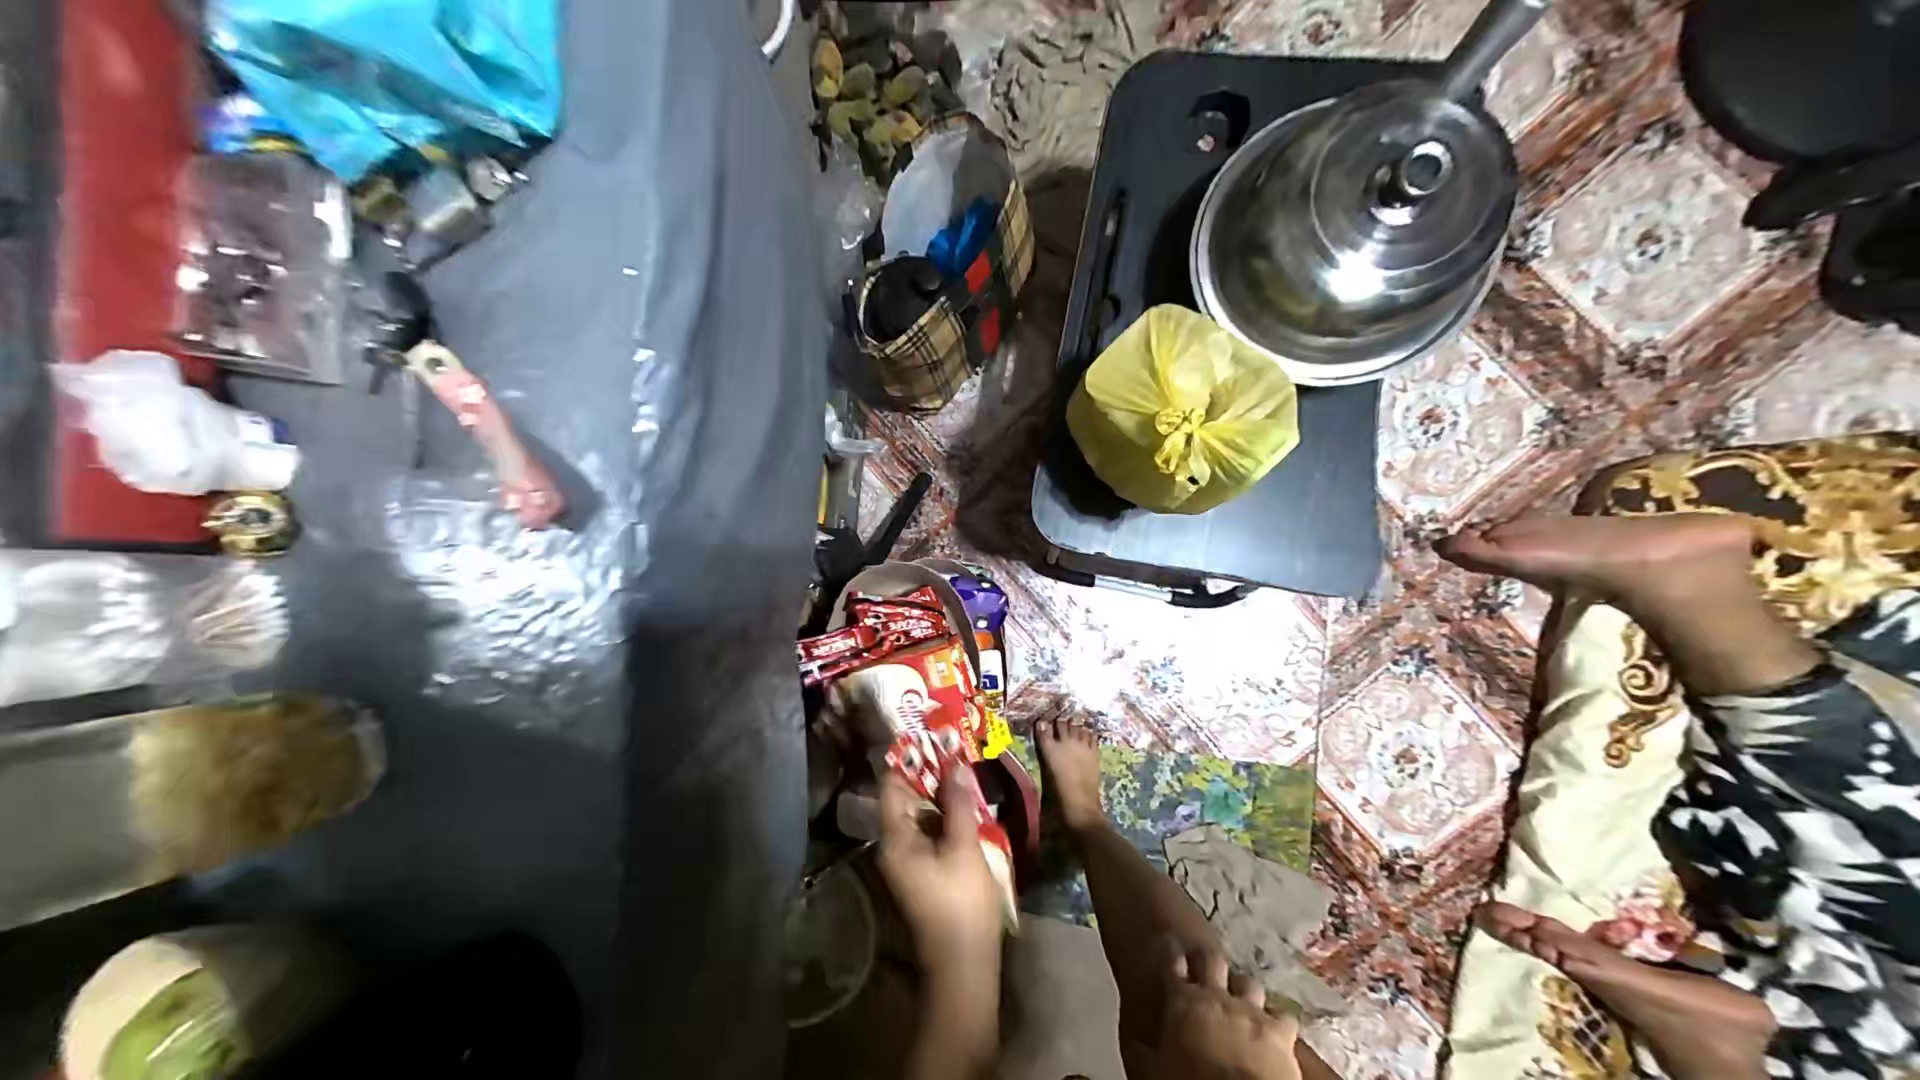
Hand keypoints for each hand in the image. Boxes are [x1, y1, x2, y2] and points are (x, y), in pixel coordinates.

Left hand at [876, 764, 1006, 975]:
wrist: (963, 965)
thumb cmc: (961, 903)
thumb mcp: (963, 847)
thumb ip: (958, 804)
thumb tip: (955, 765)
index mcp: (895, 838)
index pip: (892, 786)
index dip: (908, 758)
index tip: (927, 734)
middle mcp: (894, 846)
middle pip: (905, 798)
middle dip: (928, 772)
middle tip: (951, 747)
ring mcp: (908, 861)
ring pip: (919, 815)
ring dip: (938, 793)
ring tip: (961, 768)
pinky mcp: (923, 872)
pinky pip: (929, 832)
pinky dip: (943, 815)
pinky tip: (965, 805)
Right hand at [1134, 946, 1302, 1079]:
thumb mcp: (1151, 1071)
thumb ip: (1141, 1050)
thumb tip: (1132, 1041)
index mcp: (1182, 1002)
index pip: (1170, 962)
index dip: (1169, 949)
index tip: (1169, 941)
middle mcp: (1215, 996)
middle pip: (1211, 958)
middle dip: (1208, 957)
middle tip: (1206, 963)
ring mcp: (1250, 1011)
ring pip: (1248, 982)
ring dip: (1244, 989)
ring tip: (1243, 997)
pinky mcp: (1279, 1032)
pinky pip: (1284, 1017)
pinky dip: (1279, 1021)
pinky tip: (1278, 1027)